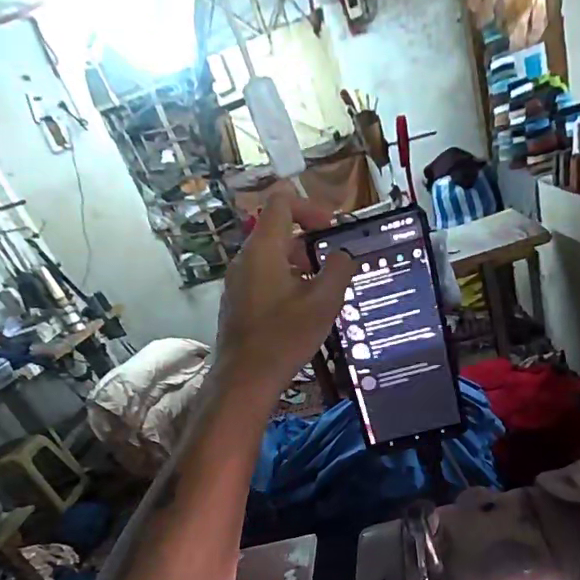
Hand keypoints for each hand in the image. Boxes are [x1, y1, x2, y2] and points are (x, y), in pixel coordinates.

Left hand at [214, 195, 358, 396]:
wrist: (245, 378)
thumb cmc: (285, 337)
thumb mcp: (323, 302)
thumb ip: (338, 270)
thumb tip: (343, 255)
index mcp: (263, 249)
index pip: (281, 202)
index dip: (310, 207)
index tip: (332, 230)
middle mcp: (245, 258)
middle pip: (277, 230)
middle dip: (310, 241)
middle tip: (334, 264)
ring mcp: (237, 281)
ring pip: (271, 256)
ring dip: (299, 264)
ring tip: (323, 290)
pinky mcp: (236, 301)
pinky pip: (262, 277)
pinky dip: (285, 281)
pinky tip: (302, 309)